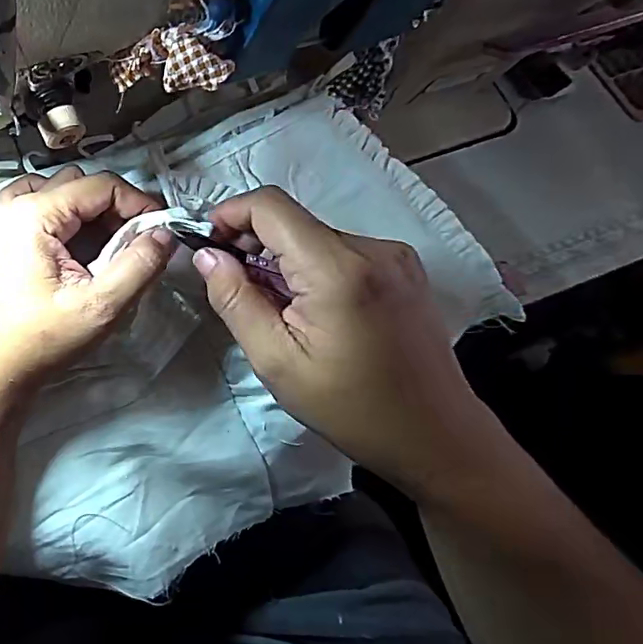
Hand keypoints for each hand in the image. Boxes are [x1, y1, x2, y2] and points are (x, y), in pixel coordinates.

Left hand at [0, 167, 175, 401]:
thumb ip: (139, 265)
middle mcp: (16, 204)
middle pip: (82, 182)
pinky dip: (70, 214)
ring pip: (65, 189)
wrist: (1, 362)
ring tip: (109, 243)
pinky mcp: (8, 230)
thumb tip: (165, 234)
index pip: (101, 184)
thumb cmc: (43, 337)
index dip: (137, 202)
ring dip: (93, 209)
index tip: (158, 230)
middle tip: (136, 241)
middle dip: (117, 206)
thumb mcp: (101, 306)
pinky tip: (81, 242)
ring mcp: (7, 215)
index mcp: (34, 214)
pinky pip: (45, 202)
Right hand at [191, 186, 495, 494]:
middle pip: (290, 219)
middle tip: (229, 281)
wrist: (437, 437)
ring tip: (269, 303)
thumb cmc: (351, 406)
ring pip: (311, 234)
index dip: (228, 214)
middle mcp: (372, 248)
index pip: (270, 206)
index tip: (207, 246)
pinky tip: (303, 305)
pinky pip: (336, 248)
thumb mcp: (275, 359)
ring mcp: (393, 255)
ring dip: (278, 256)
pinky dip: (306, 265)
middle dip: (248, 239)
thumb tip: (206, 255)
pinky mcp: (401, 268)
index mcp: (338, 268)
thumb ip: (234, 299)